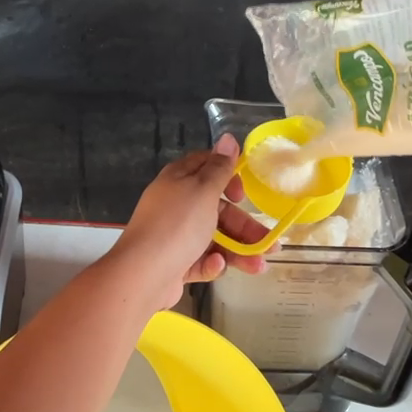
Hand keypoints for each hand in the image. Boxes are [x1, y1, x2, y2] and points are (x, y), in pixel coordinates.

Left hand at [106, 135, 270, 310]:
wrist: (142, 274)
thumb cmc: (177, 225)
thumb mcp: (203, 190)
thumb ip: (220, 168)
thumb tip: (229, 137)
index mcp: (179, 179)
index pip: (206, 167)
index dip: (228, 176)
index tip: (242, 194)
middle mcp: (176, 204)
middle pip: (216, 209)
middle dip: (244, 226)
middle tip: (269, 243)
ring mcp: (174, 235)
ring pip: (213, 239)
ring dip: (238, 251)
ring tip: (259, 267)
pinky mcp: (175, 262)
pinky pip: (200, 260)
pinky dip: (212, 264)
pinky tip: (218, 266)